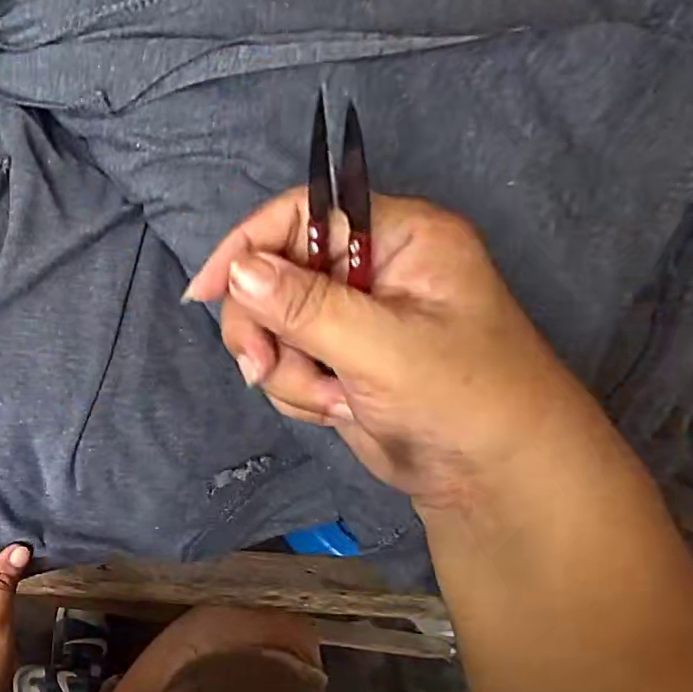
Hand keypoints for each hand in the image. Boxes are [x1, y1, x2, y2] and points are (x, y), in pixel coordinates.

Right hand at [184, 191, 608, 514]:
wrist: (488, 475)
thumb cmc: (462, 397)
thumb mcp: (382, 347)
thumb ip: (306, 307)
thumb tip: (237, 271)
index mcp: (395, 238)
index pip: (300, 216)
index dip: (246, 247)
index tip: (204, 293)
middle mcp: (366, 270)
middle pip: (270, 278)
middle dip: (264, 331)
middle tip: (263, 369)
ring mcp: (347, 319)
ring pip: (270, 330)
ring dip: (286, 372)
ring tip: (333, 399)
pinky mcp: (333, 359)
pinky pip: (281, 364)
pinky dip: (296, 392)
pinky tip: (336, 409)